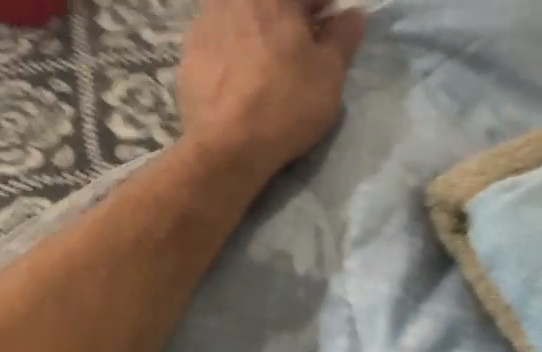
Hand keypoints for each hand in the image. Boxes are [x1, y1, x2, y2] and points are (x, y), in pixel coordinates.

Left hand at [176, 0, 366, 177]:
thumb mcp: (329, 74)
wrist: (227, 147)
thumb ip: (343, 37)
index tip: (334, 25)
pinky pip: (219, 38)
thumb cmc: (286, 104)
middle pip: (272, 3)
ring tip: (271, 63)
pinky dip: (234, 49)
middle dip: (292, 18)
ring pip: (242, 15)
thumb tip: (353, 15)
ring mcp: (205, 20)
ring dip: (260, 31)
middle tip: (304, 46)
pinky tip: (243, 77)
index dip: (326, 8)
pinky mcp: (188, 51)